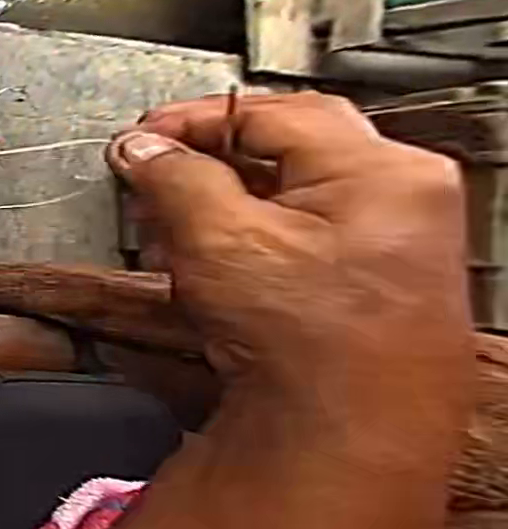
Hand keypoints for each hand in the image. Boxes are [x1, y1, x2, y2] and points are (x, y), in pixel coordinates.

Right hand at [109, 92, 473, 440]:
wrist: (340, 416)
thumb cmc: (305, 330)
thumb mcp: (215, 234)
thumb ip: (173, 175)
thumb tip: (141, 146)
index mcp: (380, 171)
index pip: (269, 112)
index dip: (191, 119)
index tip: (138, 138)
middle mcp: (390, 195)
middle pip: (273, 147)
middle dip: (195, 163)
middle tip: (144, 179)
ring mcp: (374, 235)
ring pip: (270, 188)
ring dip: (203, 200)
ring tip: (162, 228)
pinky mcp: (347, 269)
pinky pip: (275, 226)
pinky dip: (224, 230)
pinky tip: (192, 255)